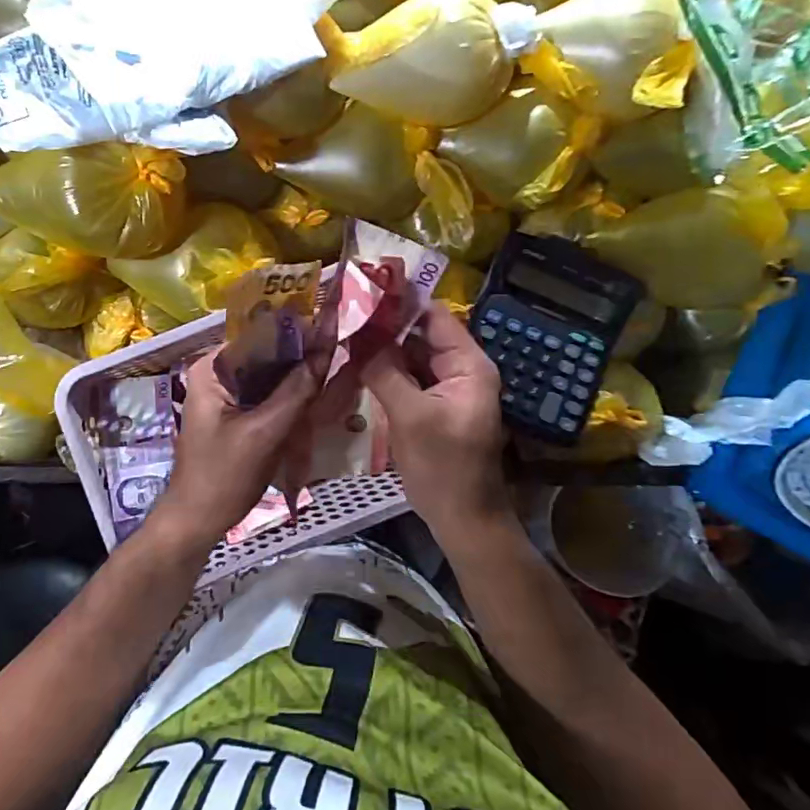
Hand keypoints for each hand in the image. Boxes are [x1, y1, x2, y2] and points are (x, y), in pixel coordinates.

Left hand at [148, 351, 315, 551]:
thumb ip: (295, 392)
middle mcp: (216, 372)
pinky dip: (289, 397)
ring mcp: (225, 393)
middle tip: (340, 354)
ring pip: (270, 375)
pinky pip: (267, 395)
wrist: (197, 520)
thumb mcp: (263, 433)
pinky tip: (316, 398)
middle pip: (266, 354)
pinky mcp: (236, 413)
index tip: (333, 331)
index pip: (259, 334)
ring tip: (335, 372)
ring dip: (298, 378)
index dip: (296, 332)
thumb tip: (326, 351)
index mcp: (212, 367)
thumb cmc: (223, 476)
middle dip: (300, 357)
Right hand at [361, 306, 509, 536]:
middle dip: (383, 324)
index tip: (361, 290)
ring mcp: (444, 387)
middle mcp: (459, 368)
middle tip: (342, 312)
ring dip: (379, 347)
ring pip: (409, 355)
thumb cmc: (443, 467)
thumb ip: (384, 371)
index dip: (399, 301)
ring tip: (341, 332)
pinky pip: (405, 376)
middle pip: (419, 333)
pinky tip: (353, 362)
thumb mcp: (410, 416)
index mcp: (468, 364)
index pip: (434, 316)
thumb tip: (355, 334)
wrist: (462, 520)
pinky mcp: (429, 404)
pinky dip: (382, 369)